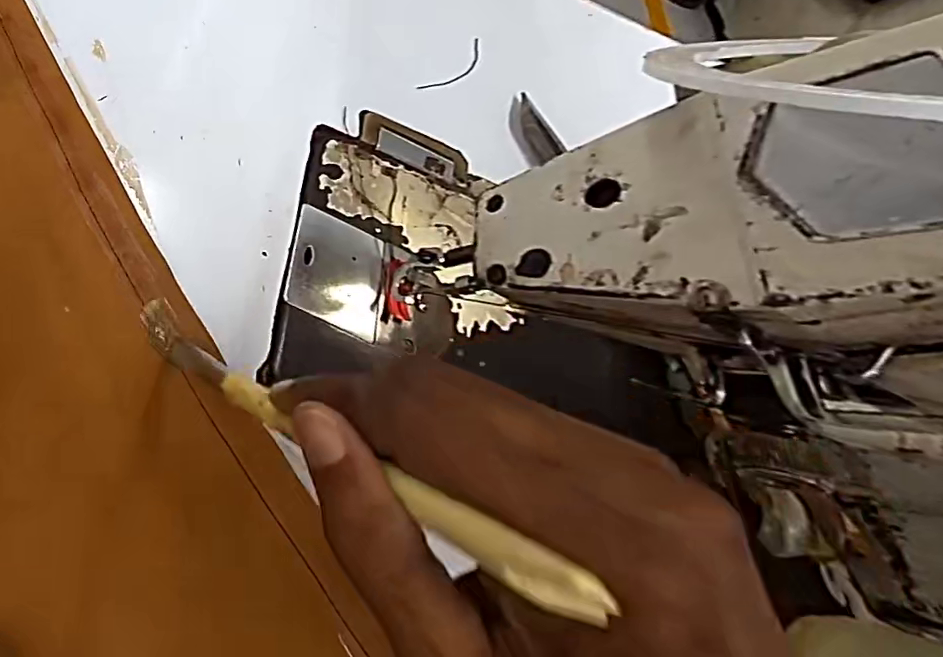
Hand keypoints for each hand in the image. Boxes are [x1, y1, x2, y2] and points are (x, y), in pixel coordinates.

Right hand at [276, 358, 786, 656]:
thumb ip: (378, 546)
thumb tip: (315, 427)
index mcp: (615, 552)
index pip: (430, 413)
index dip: (345, 399)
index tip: (289, 406)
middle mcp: (645, 490)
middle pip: (452, 391)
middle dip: (372, 407)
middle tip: (325, 441)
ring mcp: (653, 474)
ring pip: (477, 392)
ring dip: (411, 421)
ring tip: (384, 475)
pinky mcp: (643, 470)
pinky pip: (514, 415)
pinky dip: (457, 434)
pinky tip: (444, 483)